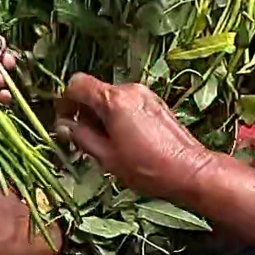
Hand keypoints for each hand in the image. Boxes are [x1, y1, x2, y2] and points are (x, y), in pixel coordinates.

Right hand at [54, 74, 223, 205]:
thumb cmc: (147, 168)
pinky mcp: (158, 104)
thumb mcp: (107, 157)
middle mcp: (130, 90)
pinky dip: (120, 118)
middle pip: (96, 92)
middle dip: (86, 114)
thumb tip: (64, 126)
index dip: (65, 102)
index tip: (65, 122)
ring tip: (109, 145)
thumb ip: (81, 137)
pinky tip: (127, 142)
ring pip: (113, 99)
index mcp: (114, 100)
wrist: (190, 170)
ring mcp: (146, 95)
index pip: (77, 84)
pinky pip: (129, 104)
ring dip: (103, 117)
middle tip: (87, 141)